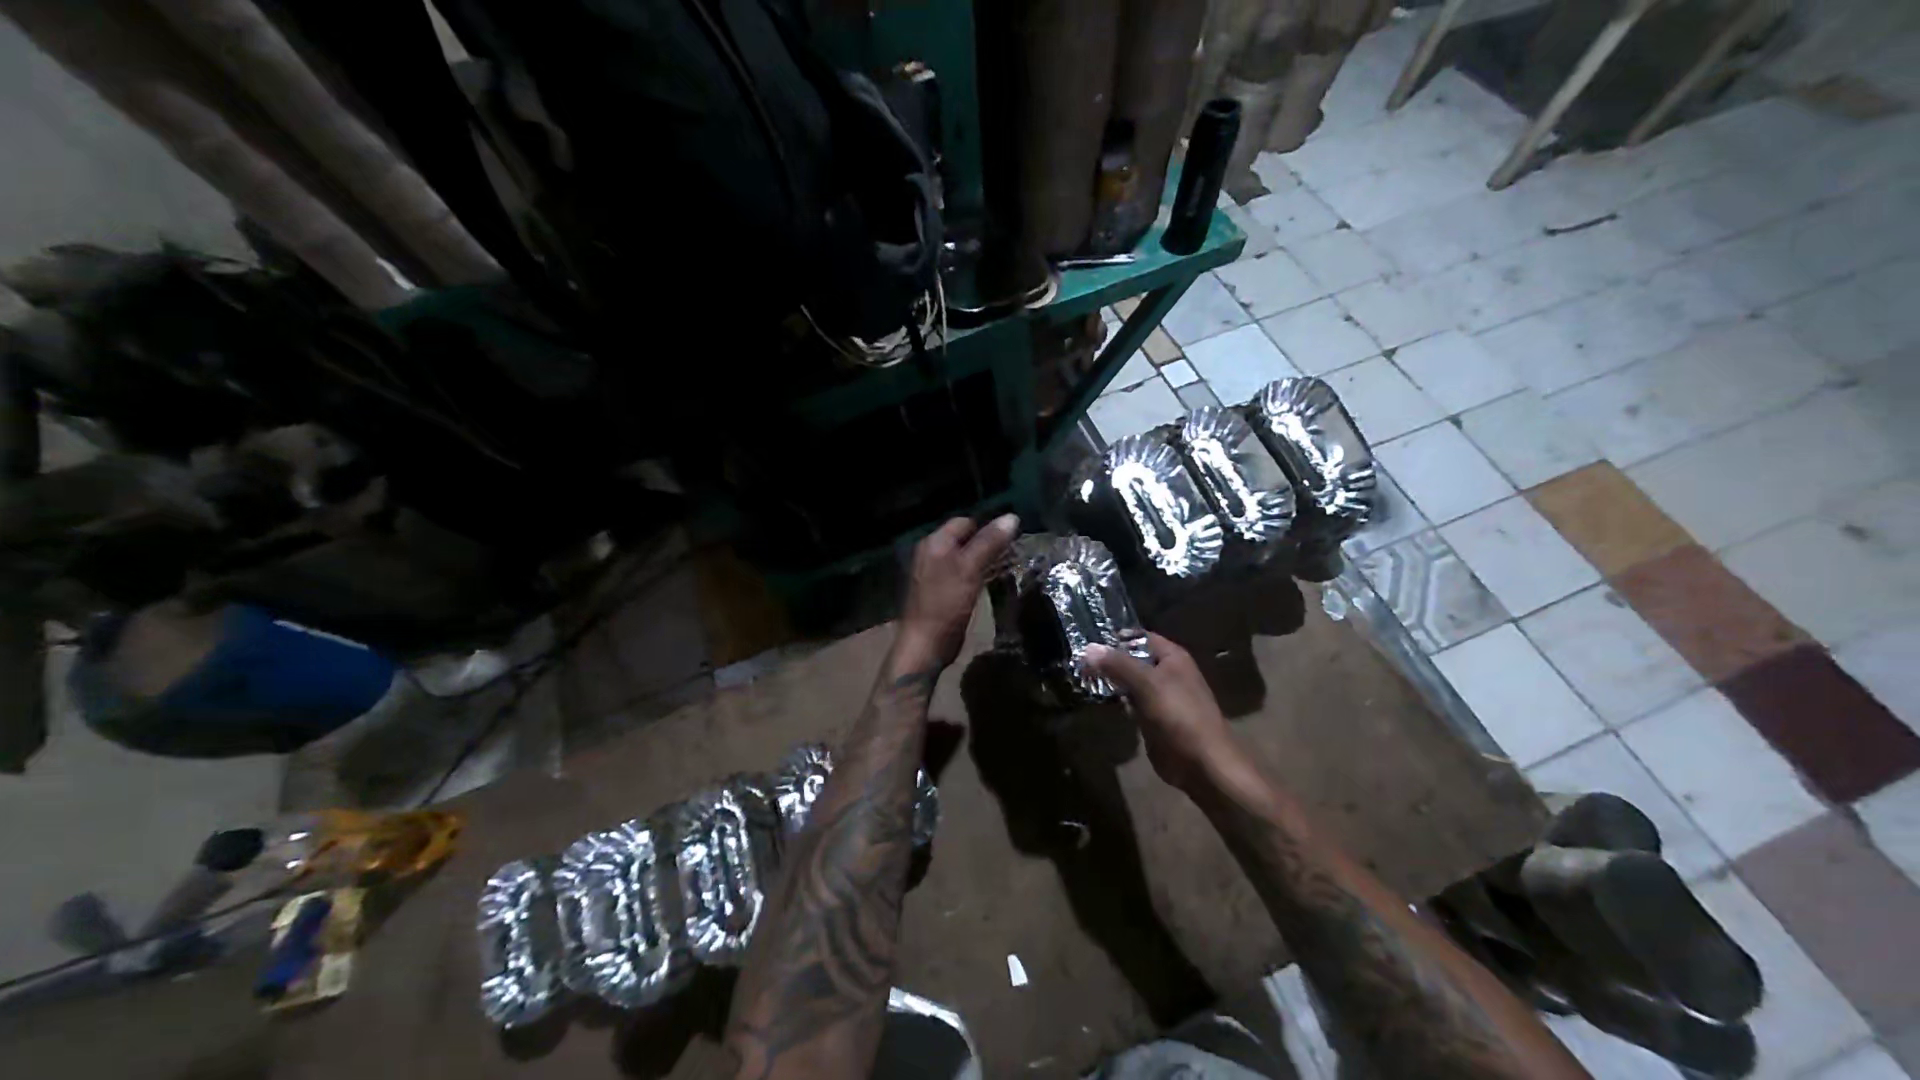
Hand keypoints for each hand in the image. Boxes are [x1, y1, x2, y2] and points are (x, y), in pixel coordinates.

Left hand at [894, 514, 1019, 671]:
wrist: (926, 643)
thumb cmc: (946, 603)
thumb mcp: (970, 569)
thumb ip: (989, 542)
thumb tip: (1012, 517)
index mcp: (934, 543)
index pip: (965, 522)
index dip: (988, 526)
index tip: (1012, 535)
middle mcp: (931, 553)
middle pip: (965, 539)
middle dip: (988, 543)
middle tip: (1015, 550)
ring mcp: (934, 574)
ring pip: (965, 557)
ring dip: (984, 560)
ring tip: (1009, 564)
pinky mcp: (941, 592)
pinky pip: (963, 574)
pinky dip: (978, 575)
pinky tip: (993, 581)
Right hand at [1084, 633, 1239, 791]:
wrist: (1202, 764)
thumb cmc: (1179, 716)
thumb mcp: (1147, 684)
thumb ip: (1118, 664)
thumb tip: (1088, 648)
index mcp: (1173, 657)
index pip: (1140, 637)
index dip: (1116, 637)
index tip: (1086, 640)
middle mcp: (1168, 672)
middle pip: (1133, 659)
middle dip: (1108, 660)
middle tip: (1078, 660)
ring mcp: (1161, 696)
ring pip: (1130, 681)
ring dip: (1110, 680)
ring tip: (1081, 676)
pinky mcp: (1153, 718)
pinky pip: (1131, 702)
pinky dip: (1117, 700)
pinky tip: (1097, 698)